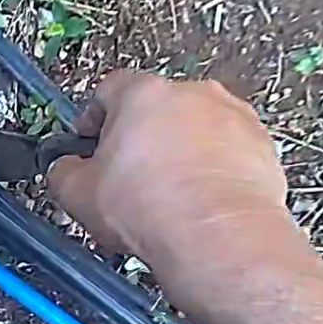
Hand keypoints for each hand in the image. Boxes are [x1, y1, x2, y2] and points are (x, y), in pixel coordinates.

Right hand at [47, 72, 303, 303]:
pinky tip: (189, 204)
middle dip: (136, 139)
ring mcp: (232, 117)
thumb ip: (63, 171)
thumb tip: (64, 169)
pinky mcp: (259, 145)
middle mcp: (191, 94)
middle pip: (154, 109)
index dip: (92, 117)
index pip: (108, 89)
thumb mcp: (75, 193)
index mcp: (142, 96)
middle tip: (121, 177)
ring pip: (191, 130)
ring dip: (173, 155)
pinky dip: (206, 172)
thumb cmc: (146, 207)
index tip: (87, 140)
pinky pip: (224, 153)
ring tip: (158, 197)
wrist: (212, 234)